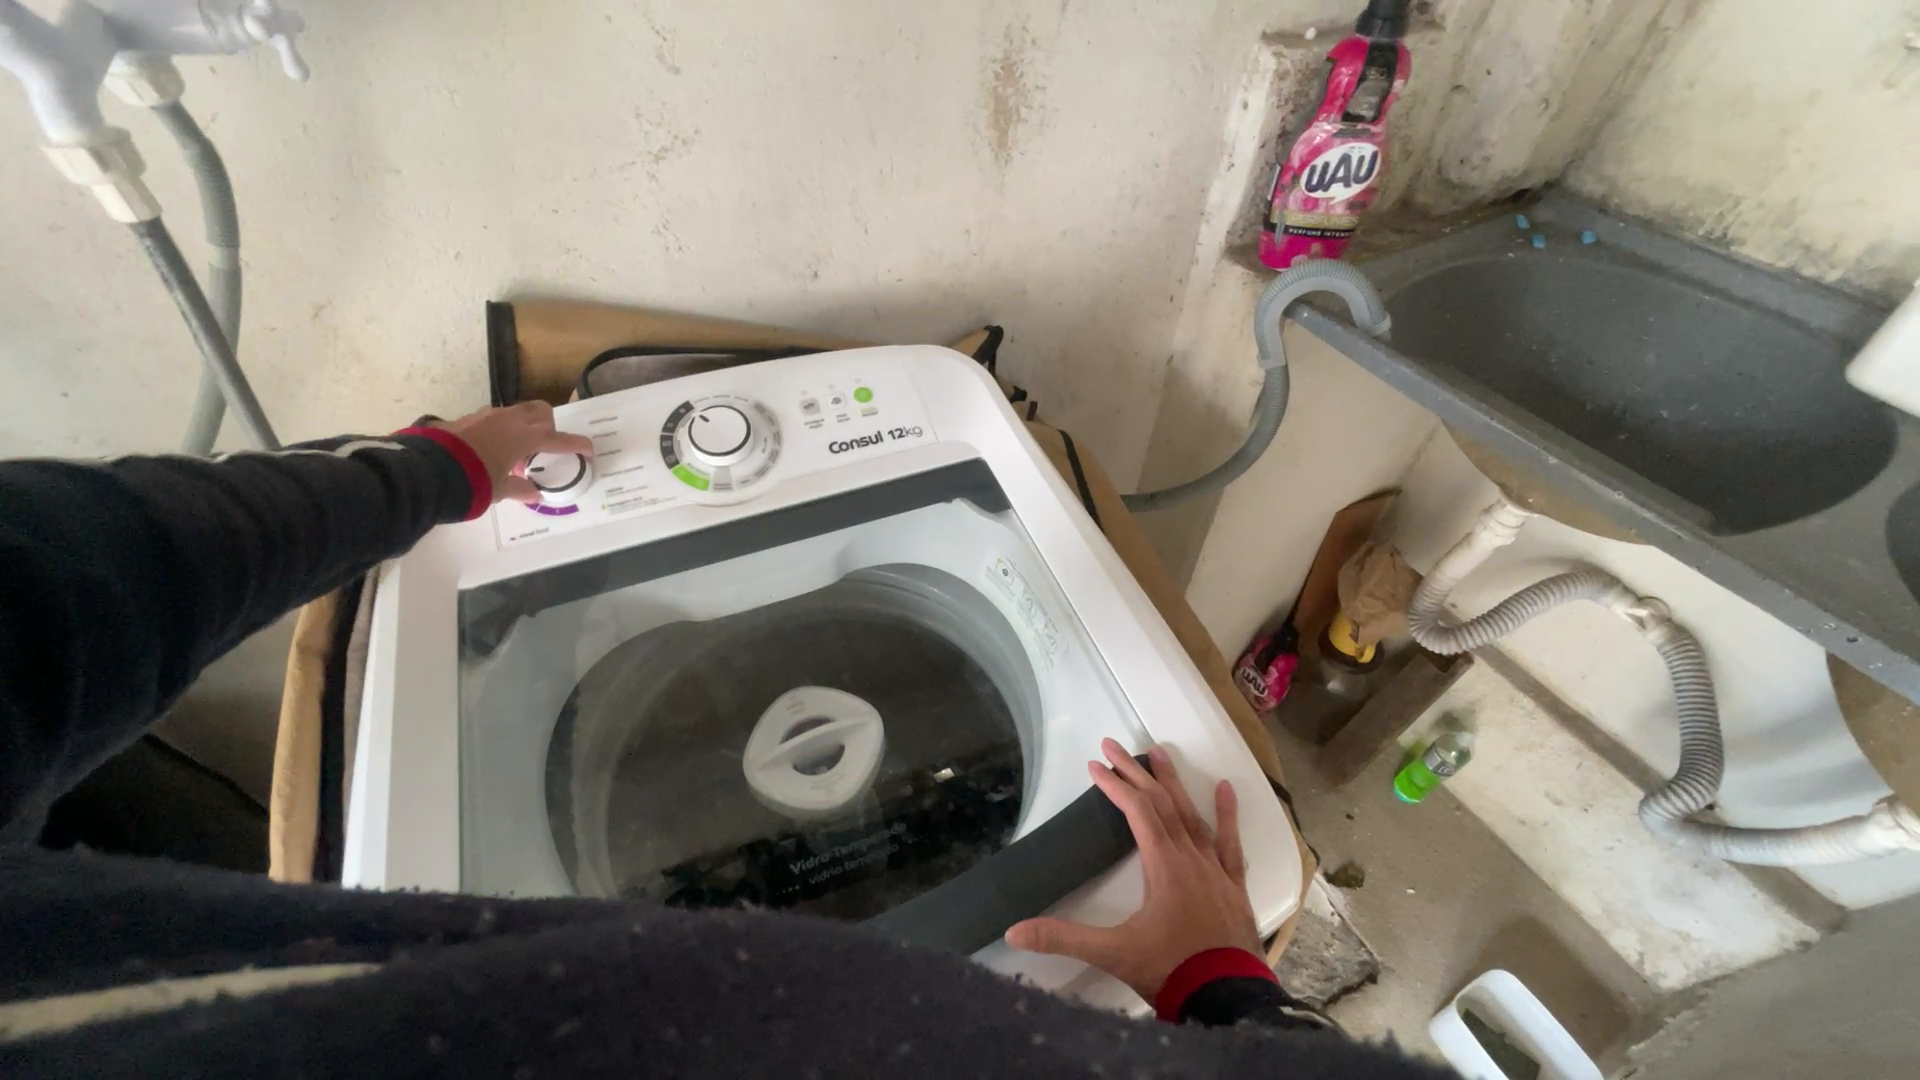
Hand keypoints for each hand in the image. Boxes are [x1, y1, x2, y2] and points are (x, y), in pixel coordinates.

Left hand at [437, 402, 594, 504]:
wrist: (429, 468)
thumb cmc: (475, 479)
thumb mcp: (501, 489)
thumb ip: (520, 488)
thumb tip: (534, 493)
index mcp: (527, 437)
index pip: (561, 440)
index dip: (578, 445)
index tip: (589, 450)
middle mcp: (511, 421)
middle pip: (541, 411)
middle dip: (548, 424)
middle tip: (545, 445)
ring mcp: (487, 417)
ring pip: (515, 413)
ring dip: (521, 427)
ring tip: (513, 452)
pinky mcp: (467, 419)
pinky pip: (492, 420)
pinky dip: (499, 431)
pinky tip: (490, 450)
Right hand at [1005, 739, 1261, 1001]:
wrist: (1230, 1004)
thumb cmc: (1170, 972)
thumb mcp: (1112, 954)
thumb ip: (1063, 938)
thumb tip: (1013, 931)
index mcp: (1163, 865)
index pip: (1136, 811)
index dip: (1114, 785)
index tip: (1094, 764)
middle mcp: (1190, 857)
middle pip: (1161, 803)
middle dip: (1135, 772)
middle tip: (1114, 745)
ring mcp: (1215, 869)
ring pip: (1192, 815)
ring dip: (1173, 783)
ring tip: (1159, 752)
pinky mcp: (1234, 886)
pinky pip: (1231, 843)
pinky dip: (1227, 814)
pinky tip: (1226, 788)